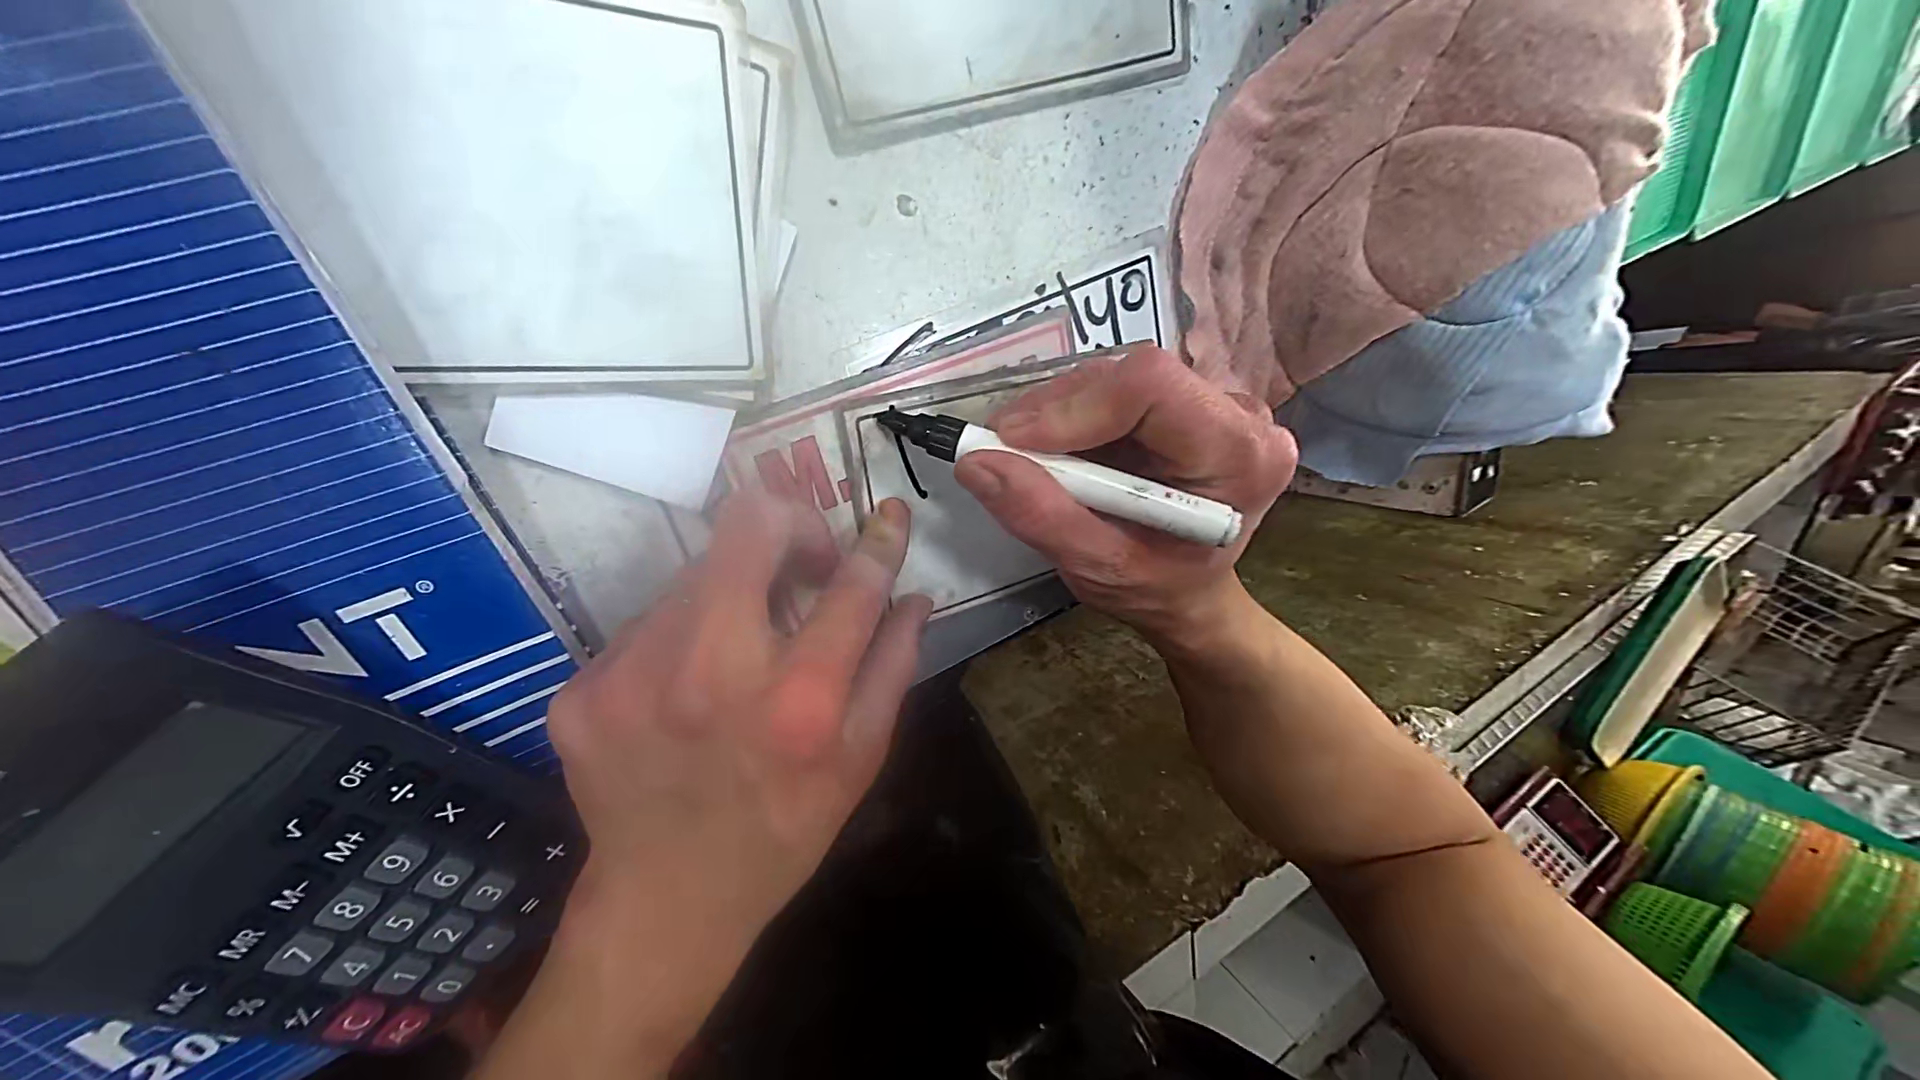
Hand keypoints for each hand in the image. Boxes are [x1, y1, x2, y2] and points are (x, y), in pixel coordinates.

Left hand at [531, 492, 931, 1066]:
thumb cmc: (785, 829)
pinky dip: (686, 632)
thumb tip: (914, 594)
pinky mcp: (585, 686)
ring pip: (697, 572)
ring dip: (736, 590)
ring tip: (744, 644)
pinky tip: (690, 685)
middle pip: (749, 525)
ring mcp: (633, 674)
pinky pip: (652, 619)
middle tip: (805, 560)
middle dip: (792, 522)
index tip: (889, 513)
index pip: (852, 584)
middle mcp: (710, 673)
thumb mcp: (861, 758)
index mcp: (797, 702)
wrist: (665, 902)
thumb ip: (894, 666)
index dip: (879, 540)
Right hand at [954, 345, 1296, 645]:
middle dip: (1054, 409)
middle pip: (1130, 375)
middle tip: (1001, 450)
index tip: (1010, 442)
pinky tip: (1052, 447)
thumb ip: (1043, 518)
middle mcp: (1239, 414)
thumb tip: (976, 463)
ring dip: (1055, 411)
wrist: (1189, 592)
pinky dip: (1067, 414)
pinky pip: (1113, 387)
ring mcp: (1212, 401)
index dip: (1071, 406)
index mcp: (1240, 455)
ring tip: (1023, 455)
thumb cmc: (1158, 590)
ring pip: (1115, 375)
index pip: (1151, 387)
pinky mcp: (1182, 400)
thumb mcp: (1099, 570)